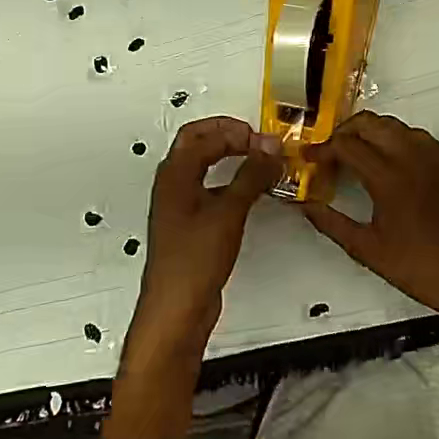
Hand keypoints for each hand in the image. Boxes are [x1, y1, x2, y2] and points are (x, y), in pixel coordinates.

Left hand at [131, 117, 282, 349]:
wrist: (177, 306)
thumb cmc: (191, 263)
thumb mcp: (228, 212)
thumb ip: (250, 176)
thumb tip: (267, 149)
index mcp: (174, 174)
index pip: (204, 135)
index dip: (235, 132)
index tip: (263, 140)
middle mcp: (172, 184)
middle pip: (196, 142)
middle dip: (226, 134)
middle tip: (255, 138)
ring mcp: (179, 204)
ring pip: (201, 164)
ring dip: (226, 155)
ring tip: (254, 157)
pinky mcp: (189, 223)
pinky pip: (208, 187)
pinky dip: (228, 179)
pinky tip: (245, 189)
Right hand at [300, 112, 438, 320]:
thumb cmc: (419, 266)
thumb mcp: (364, 248)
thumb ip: (329, 222)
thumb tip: (307, 206)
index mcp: (388, 178)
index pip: (346, 145)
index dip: (322, 149)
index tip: (311, 158)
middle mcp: (411, 159)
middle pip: (369, 123)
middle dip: (343, 132)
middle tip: (330, 151)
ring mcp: (433, 158)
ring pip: (393, 124)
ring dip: (369, 132)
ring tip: (356, 153)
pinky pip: (416, 136)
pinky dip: (395, 138)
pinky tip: (388, 159)